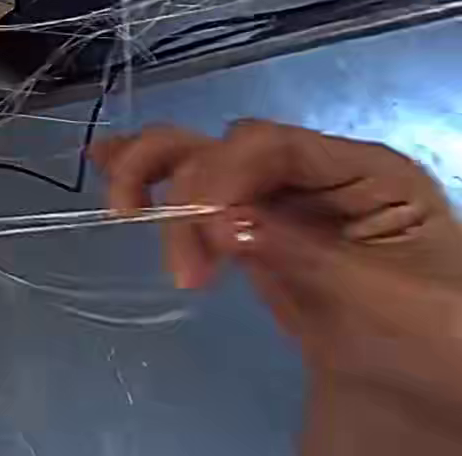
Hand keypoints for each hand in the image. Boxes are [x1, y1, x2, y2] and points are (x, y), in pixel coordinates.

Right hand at [94, 120, 461, 439]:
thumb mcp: (384, 303)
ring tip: (126, 218)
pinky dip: (132, 168)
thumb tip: (221, 224)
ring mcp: (261, 182)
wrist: (412, 381)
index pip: (268, 145)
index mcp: (364, 171)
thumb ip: (304, 254)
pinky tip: (101, 164)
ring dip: (141, 180)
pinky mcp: (226, 202)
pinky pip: (169, 170)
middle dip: (177, 192)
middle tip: (178, 256)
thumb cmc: (424, 343)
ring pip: (176, 152)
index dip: (222, 176)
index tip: (210, 235)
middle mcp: (304, 164)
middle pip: (210, 146)